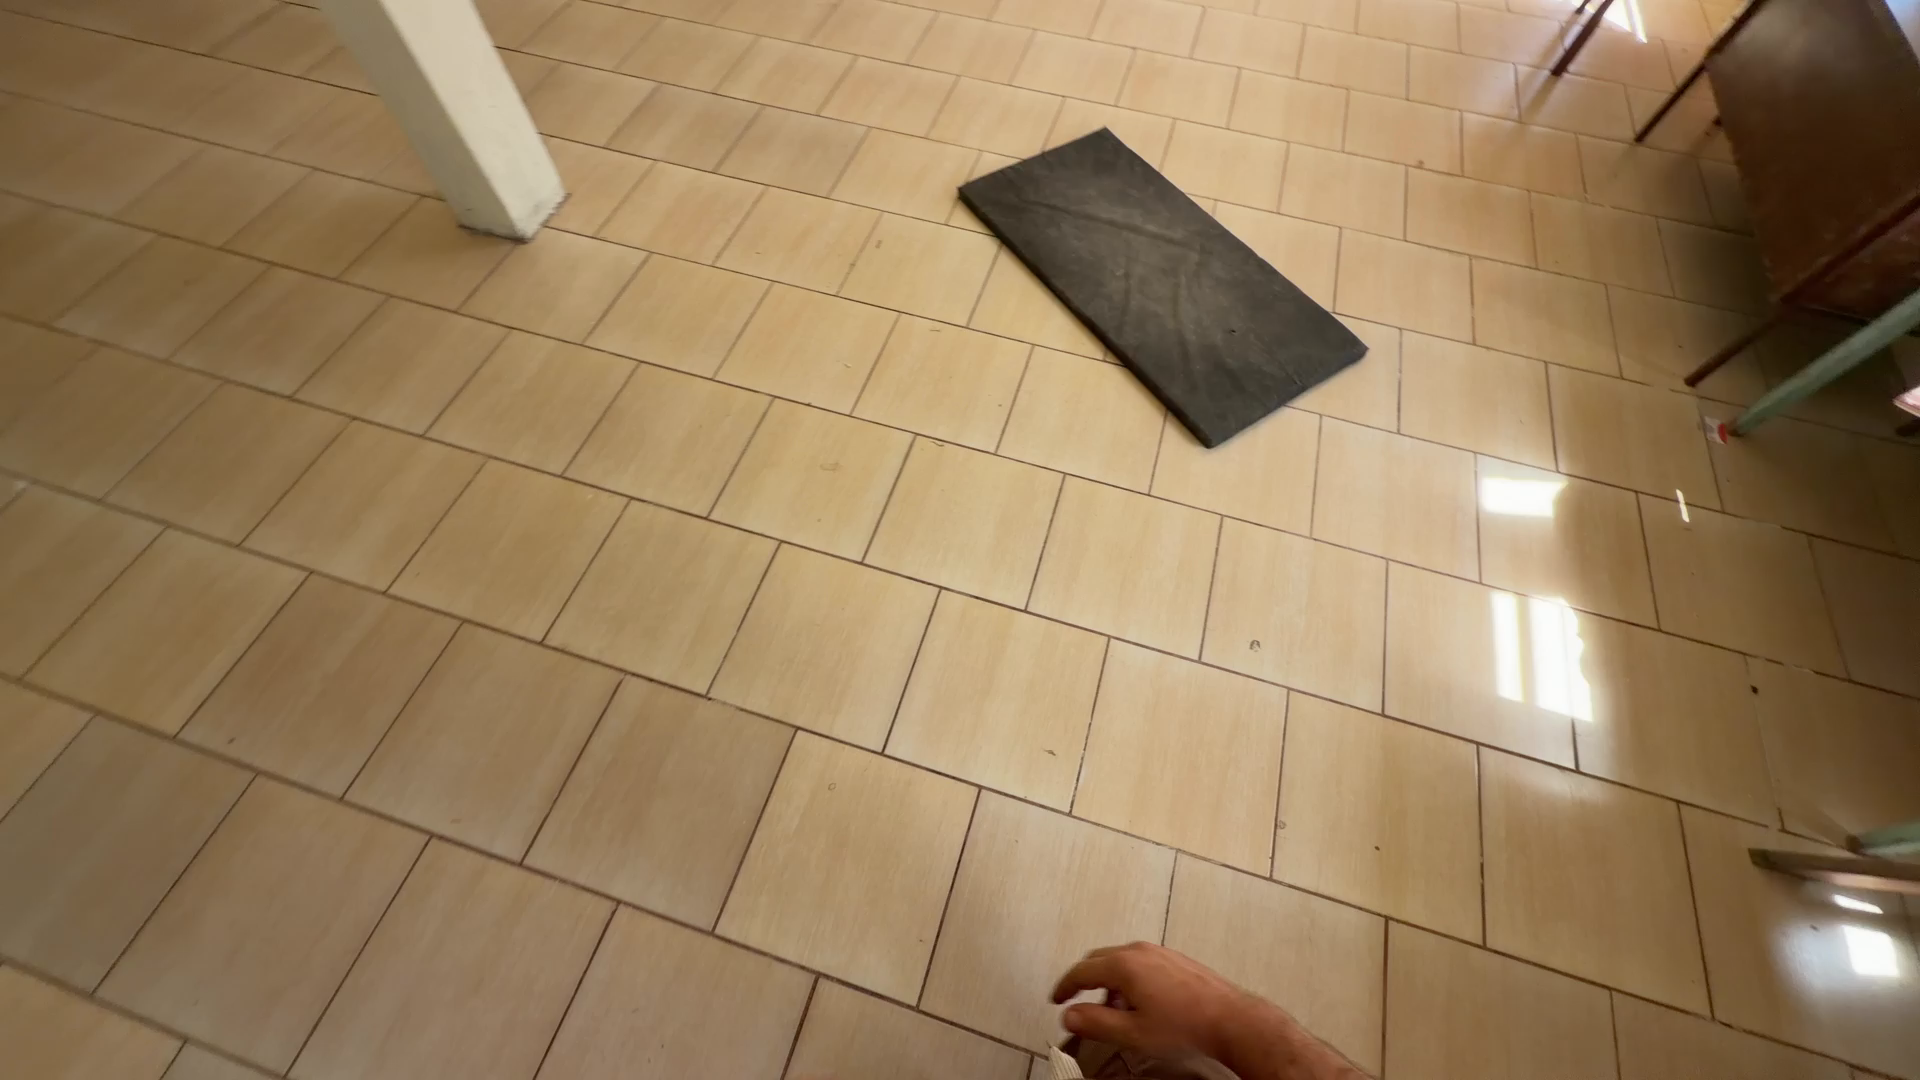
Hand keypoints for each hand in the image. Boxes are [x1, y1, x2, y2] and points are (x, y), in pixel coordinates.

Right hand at [1049, 942, 1256, 1062]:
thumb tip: (1069, 1015)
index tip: (1055, 999)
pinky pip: (1139, 960)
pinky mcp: (1173, 957)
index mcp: (1123, 965)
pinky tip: (1140, 1002)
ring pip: (1120, 959)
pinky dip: (1127, 977)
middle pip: (1098, 959)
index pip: (1082, 971)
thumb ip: (1097, 1023)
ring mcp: (1157, 951)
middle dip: (1084, 980)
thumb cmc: (1181, 1027)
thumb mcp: (1134, 1033)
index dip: (1065, 985)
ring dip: (1108, 980)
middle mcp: (1137, 950)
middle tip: (1077, 1001)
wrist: (1231, 1019)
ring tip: (1112, 1010)